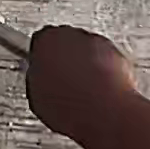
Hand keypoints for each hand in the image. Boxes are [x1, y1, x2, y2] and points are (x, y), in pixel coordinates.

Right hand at [25, 26, 138, 140]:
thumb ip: (36, 81)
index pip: (40, 43)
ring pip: (86, 49)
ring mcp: (91, 41)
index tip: (48, 73)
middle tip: (69, 84)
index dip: (45, 60)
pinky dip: (106, 71)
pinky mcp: (113, 51)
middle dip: (67, 59)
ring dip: (87, 64)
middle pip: (64, 42)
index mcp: (42, 40)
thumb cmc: (72, 106)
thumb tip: (40, 83)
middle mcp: (66, 34)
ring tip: (88, 93)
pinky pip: (107, 58)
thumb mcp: (39, 100)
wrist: (105, 114)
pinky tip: (104, 91)